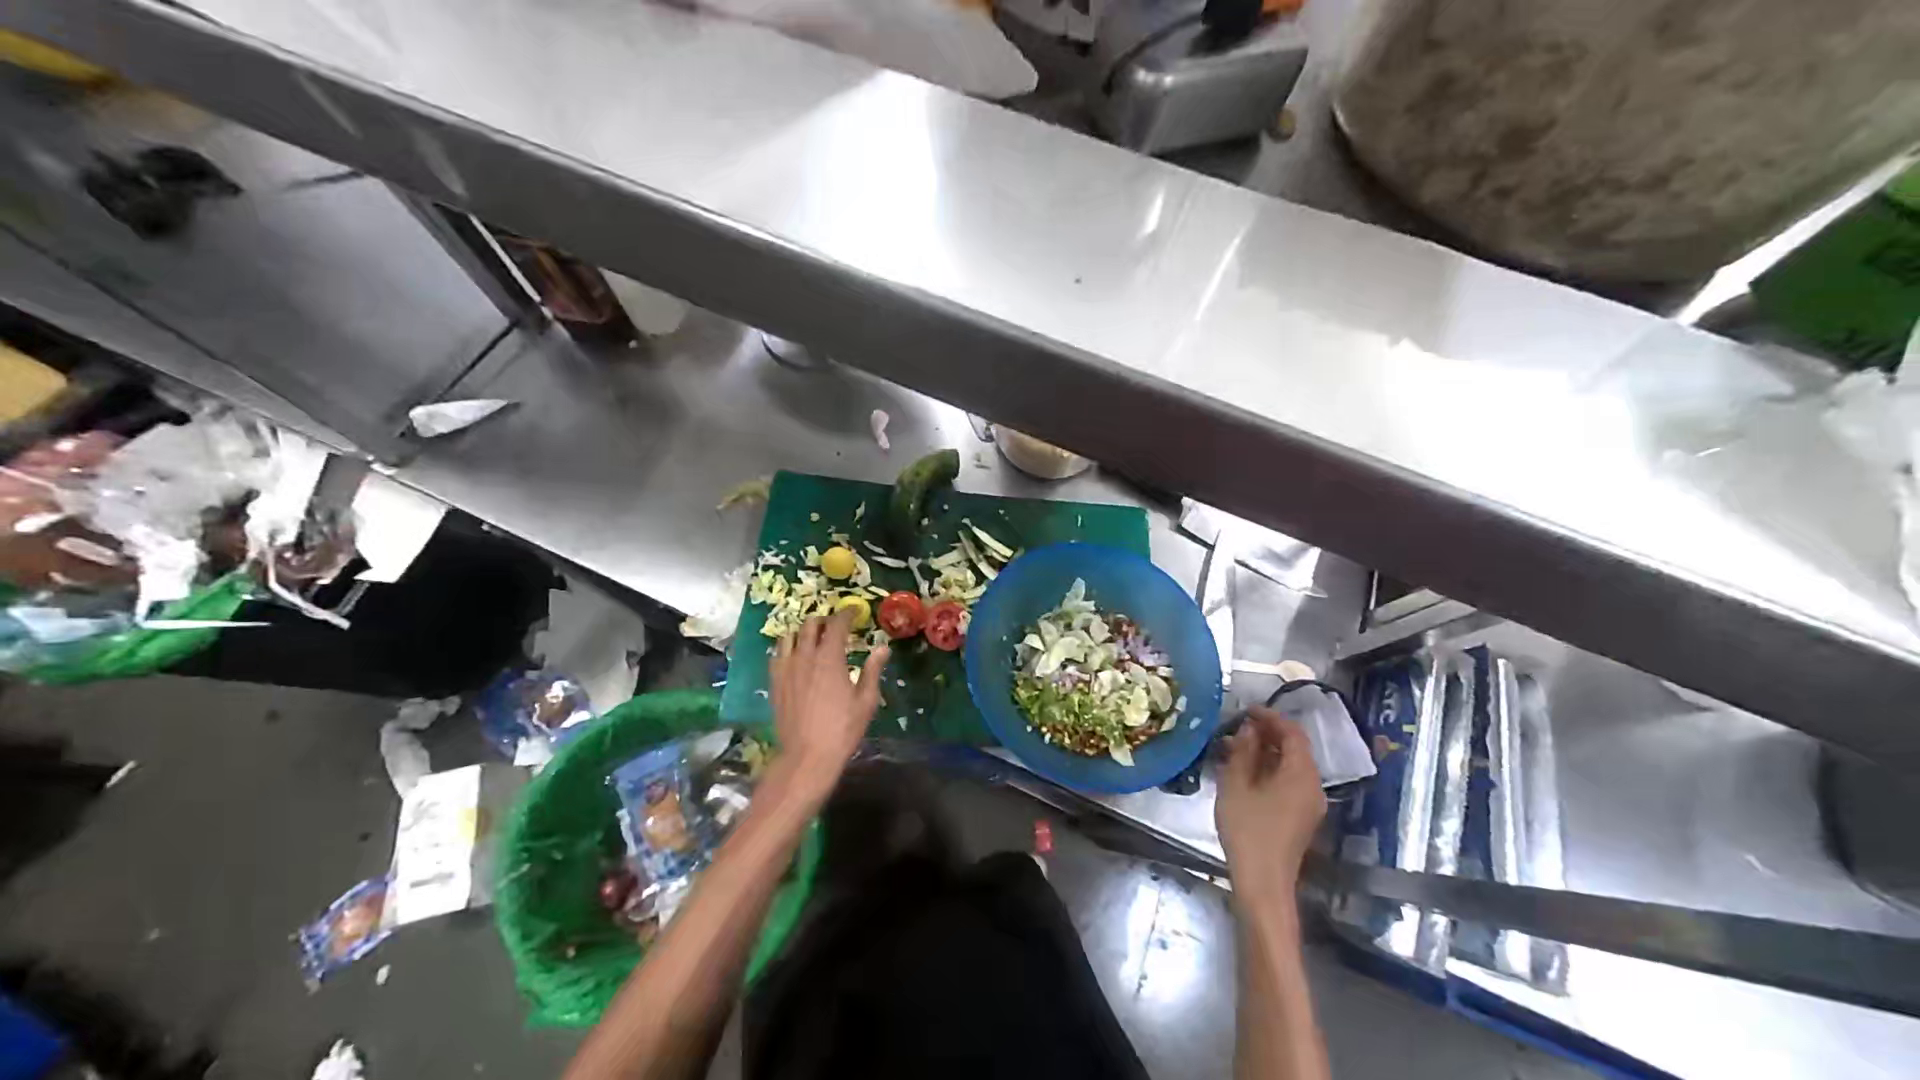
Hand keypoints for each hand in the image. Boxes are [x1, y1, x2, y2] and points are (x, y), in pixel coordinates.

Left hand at [768, 608, 889, 793]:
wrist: (807, 756)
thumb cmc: (842, 729)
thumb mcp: (866, 701)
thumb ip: (872, 670)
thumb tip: (882, 648)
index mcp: (829, 658)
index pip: (837, 624)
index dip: (846, 614)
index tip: (854, 611)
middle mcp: (805, 656)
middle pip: (810, 625)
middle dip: (824, 620)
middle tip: (835, 625)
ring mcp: (785, 669)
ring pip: (790, 637)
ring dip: (803, 631)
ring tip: (813, 636)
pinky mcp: (775, 682)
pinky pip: (777, 655)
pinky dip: (788, 648)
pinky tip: (795, 656)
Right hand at [1216, 706, 1325, 904]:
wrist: (1263, 882)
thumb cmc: (1247, 829)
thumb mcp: (1236, 785)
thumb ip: (1243, 752)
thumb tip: (1250, 730)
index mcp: (1301, 774)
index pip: (1293, 733)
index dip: (1271, 717)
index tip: (1246, 710)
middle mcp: (1313, 785)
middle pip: (1296, 749)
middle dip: (1268, 734)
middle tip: (1238, 727)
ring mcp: (1310, 804)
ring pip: (1292, 766)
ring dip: (1267, 752)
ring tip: (1236, 747)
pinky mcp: (1302, 817)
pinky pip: (1290, 782)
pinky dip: (1271, 769)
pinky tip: (1246, 772)